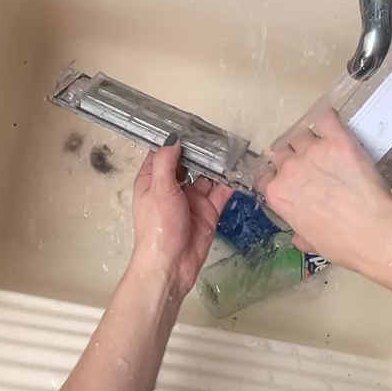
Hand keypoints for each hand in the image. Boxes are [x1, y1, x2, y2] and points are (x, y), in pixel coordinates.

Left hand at [130, 142, 230, 298]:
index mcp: (153, 181)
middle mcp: (172, 188)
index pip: (163, 154)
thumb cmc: (158, 228)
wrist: (171, 266)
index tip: (190, 124)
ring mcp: (191, 200)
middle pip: (189, 163)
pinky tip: (239, 170)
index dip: (175, 141)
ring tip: (232, 148)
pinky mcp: (208, 212)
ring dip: (217, 165)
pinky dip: (229, 182)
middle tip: (218, 133)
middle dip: (202, 150)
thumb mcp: (158, 190)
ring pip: (206, 176)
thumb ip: (166, 163)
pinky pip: (220, 193)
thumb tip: (174, 140)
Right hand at [258, 109, 391, 276]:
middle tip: (307, 162)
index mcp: (278, 195)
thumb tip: (299, 239)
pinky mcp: (337, 140)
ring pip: (301, 134)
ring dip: (308, 139)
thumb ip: (301, 235)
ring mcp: (312, 151)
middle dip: (290, 156)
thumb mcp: (313, 243)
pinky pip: (325, 118)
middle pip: (281, 151)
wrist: (374, 232)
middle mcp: (289, 169)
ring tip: (322, 144)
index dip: (276, 175)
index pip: (264, 176)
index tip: (286, 178)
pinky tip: (333, 125)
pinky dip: (327, 119)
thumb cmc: (343, 244)